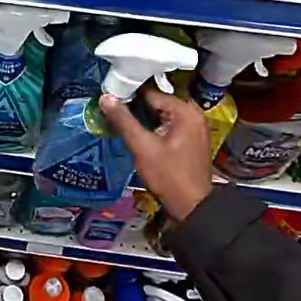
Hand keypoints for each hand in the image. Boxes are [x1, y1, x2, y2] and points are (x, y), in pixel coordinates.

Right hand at [100, 88, 214, 220]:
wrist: (191, 206)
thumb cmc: (168, 175)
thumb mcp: (143, 146)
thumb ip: (124, 121)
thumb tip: (106, 97)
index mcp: (186, 112)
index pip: (152, 94)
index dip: (130, 95)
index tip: (111, 98)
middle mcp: (194, 115)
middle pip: (158, 103)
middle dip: (136, 107)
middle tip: (113, 110)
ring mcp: (194, 128)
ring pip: (163, 115)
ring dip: (144, 118)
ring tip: (121, 120)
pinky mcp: (191, 140)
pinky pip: (169, 126)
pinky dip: (154, 127)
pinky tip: (138, 133)